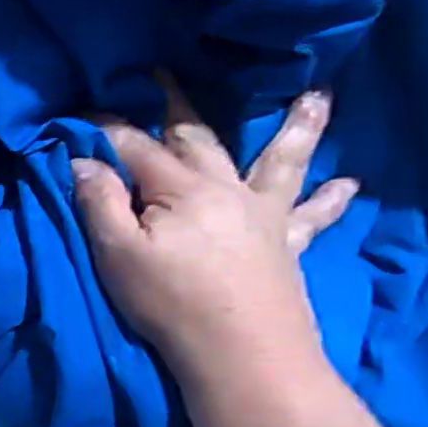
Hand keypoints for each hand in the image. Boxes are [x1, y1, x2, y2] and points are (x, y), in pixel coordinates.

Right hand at [70, 80, 359, 375]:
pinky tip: (349, 186)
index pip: (135, 147)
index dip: (104, 128)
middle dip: (177, 105)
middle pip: (200, 138)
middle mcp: (227, 190)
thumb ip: (100, 201)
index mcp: (182, 190)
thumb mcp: (116, 251)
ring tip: (315, 97)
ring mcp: (263, 214)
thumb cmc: (168, 300)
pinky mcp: (284, 243)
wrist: (242, 353)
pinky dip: (329, 198)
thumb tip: (84, 161)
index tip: (77, 111)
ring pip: (277, 160)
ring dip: (295, 128)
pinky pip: (311, 214)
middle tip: (164, 74)